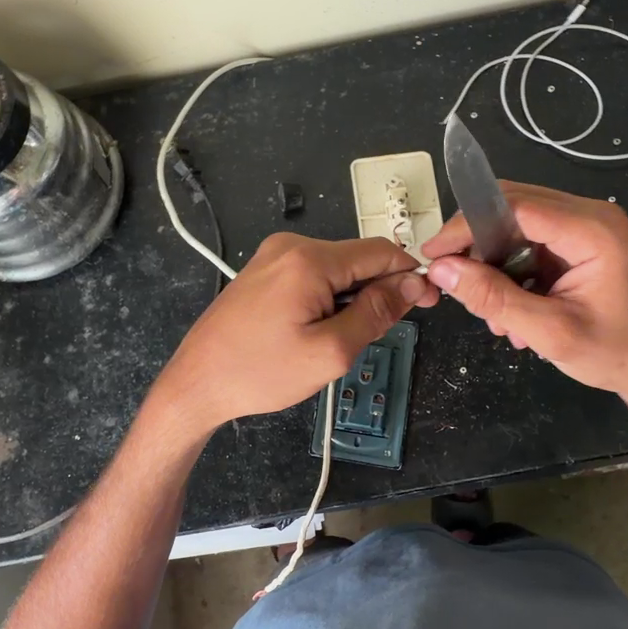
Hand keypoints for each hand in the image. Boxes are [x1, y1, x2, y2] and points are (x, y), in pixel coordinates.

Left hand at [156, 234, 437, 430]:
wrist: (197, 383)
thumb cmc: (261, 373)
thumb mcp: (331, 351)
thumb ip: (376, 312)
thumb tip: (413, 283)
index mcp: (309, 259)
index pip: (381, 251)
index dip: (410, 275)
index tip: (429, 303)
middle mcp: (291, 246)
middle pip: (358, 259)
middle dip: (376, 292)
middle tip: (374, 336)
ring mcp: (272, 256)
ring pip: (336, 270)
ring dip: (350, 299)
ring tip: (336, 340)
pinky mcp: (262, 272)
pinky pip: (312, 276)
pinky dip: (327, 299)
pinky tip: (315, 331)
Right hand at [423, 181, 627, 400]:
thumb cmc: (614, 354)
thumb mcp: (549, 332)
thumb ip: (493, 298)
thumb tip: (440, 269)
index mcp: (593, 230)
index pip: (514, 206)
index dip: (467, 224)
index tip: (433, 253)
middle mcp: (593, 216)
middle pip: (514, 206)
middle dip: (476, 240)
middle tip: (448, 275)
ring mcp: (589, 227)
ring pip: (518, 224)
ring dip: (493, 260)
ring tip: (489, 308)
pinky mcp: (583, 243)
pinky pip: (532, 241)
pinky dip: (511, 268)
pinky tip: (510, 307)